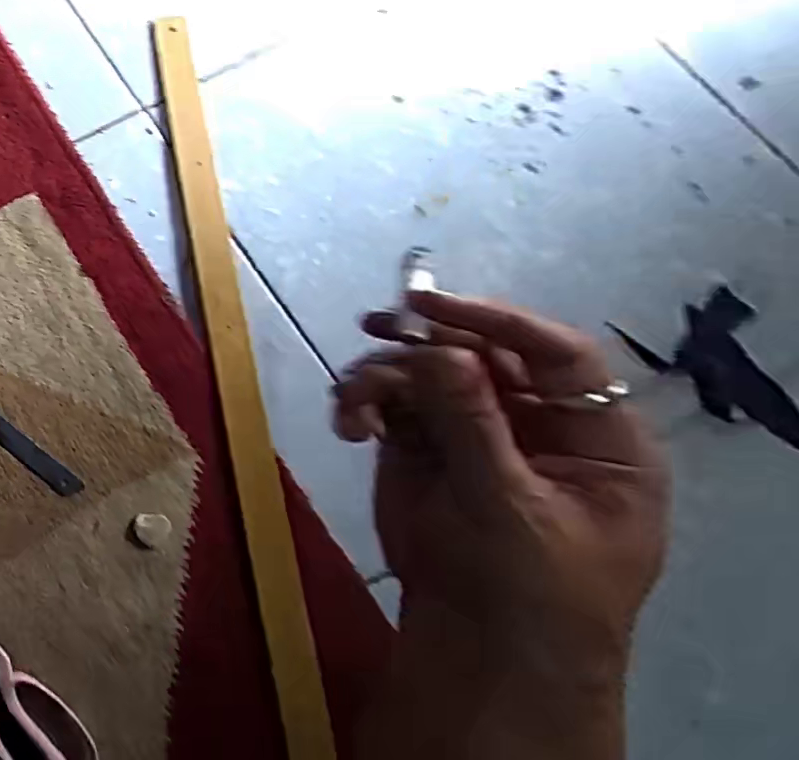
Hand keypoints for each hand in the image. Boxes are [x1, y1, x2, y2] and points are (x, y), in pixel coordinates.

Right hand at [336, 292, 669, 759]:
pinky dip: (361, 403)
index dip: (497, 320)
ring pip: (420, 371)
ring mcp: (471, 430)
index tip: (427, 303)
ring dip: (378, 379)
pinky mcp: (420, 441)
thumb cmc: (526, 585)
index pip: (557, 356)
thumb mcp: (507, 504)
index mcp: (592, 438)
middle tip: (372, 327)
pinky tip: (350, 427)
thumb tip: (440, 349)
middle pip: (478, 353)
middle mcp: (532, 422)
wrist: (478, 640)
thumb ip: (472, 424)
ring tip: (353, 411)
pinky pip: (386, 399)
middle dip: (421, 340)